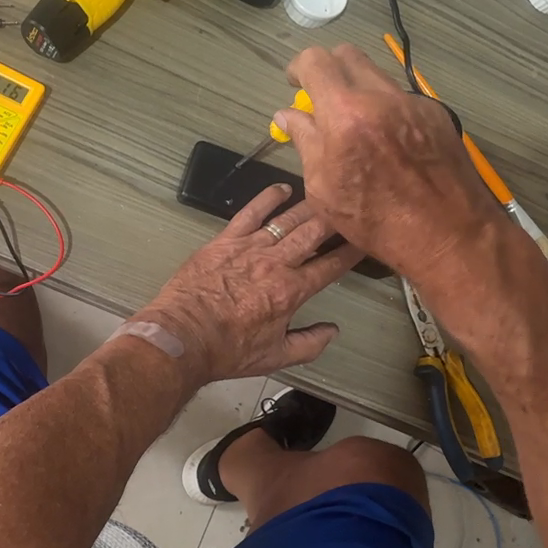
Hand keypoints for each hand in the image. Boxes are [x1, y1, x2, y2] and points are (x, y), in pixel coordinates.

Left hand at [132, 183, 362, 384]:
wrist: (183, 337)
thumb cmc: (228, 350)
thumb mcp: (275, 357)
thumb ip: (309, 344)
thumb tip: (333, 331)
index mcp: (292, 291)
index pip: (331, 266)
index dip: (351, 252)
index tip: (364, 240)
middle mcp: (277, 263)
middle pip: (314, 233)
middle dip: (335, 220)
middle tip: (348, 209)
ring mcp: (251, 247)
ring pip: (287, 219)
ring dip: (308, 207)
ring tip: (323, 197)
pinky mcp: (227, 239)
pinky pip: (251, 212)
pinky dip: (268, 198)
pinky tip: (282, 189)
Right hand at [273, 45, 508, 285]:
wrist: (449, 235)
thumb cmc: (377, 221)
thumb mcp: (324, 188)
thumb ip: (305, 141)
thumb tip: (289, 115)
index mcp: (346, 114)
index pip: (316, 62)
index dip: (299, 67)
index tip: (296, 81)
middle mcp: (381, 97)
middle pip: (348, 55)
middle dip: (329, 69)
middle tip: (323, 97)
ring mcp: (413, 103)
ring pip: (377, 75)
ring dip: (359, 89)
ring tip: (356, 125)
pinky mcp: (436, 114)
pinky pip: (401, 98)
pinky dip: (387, 109)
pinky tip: (389, 143)